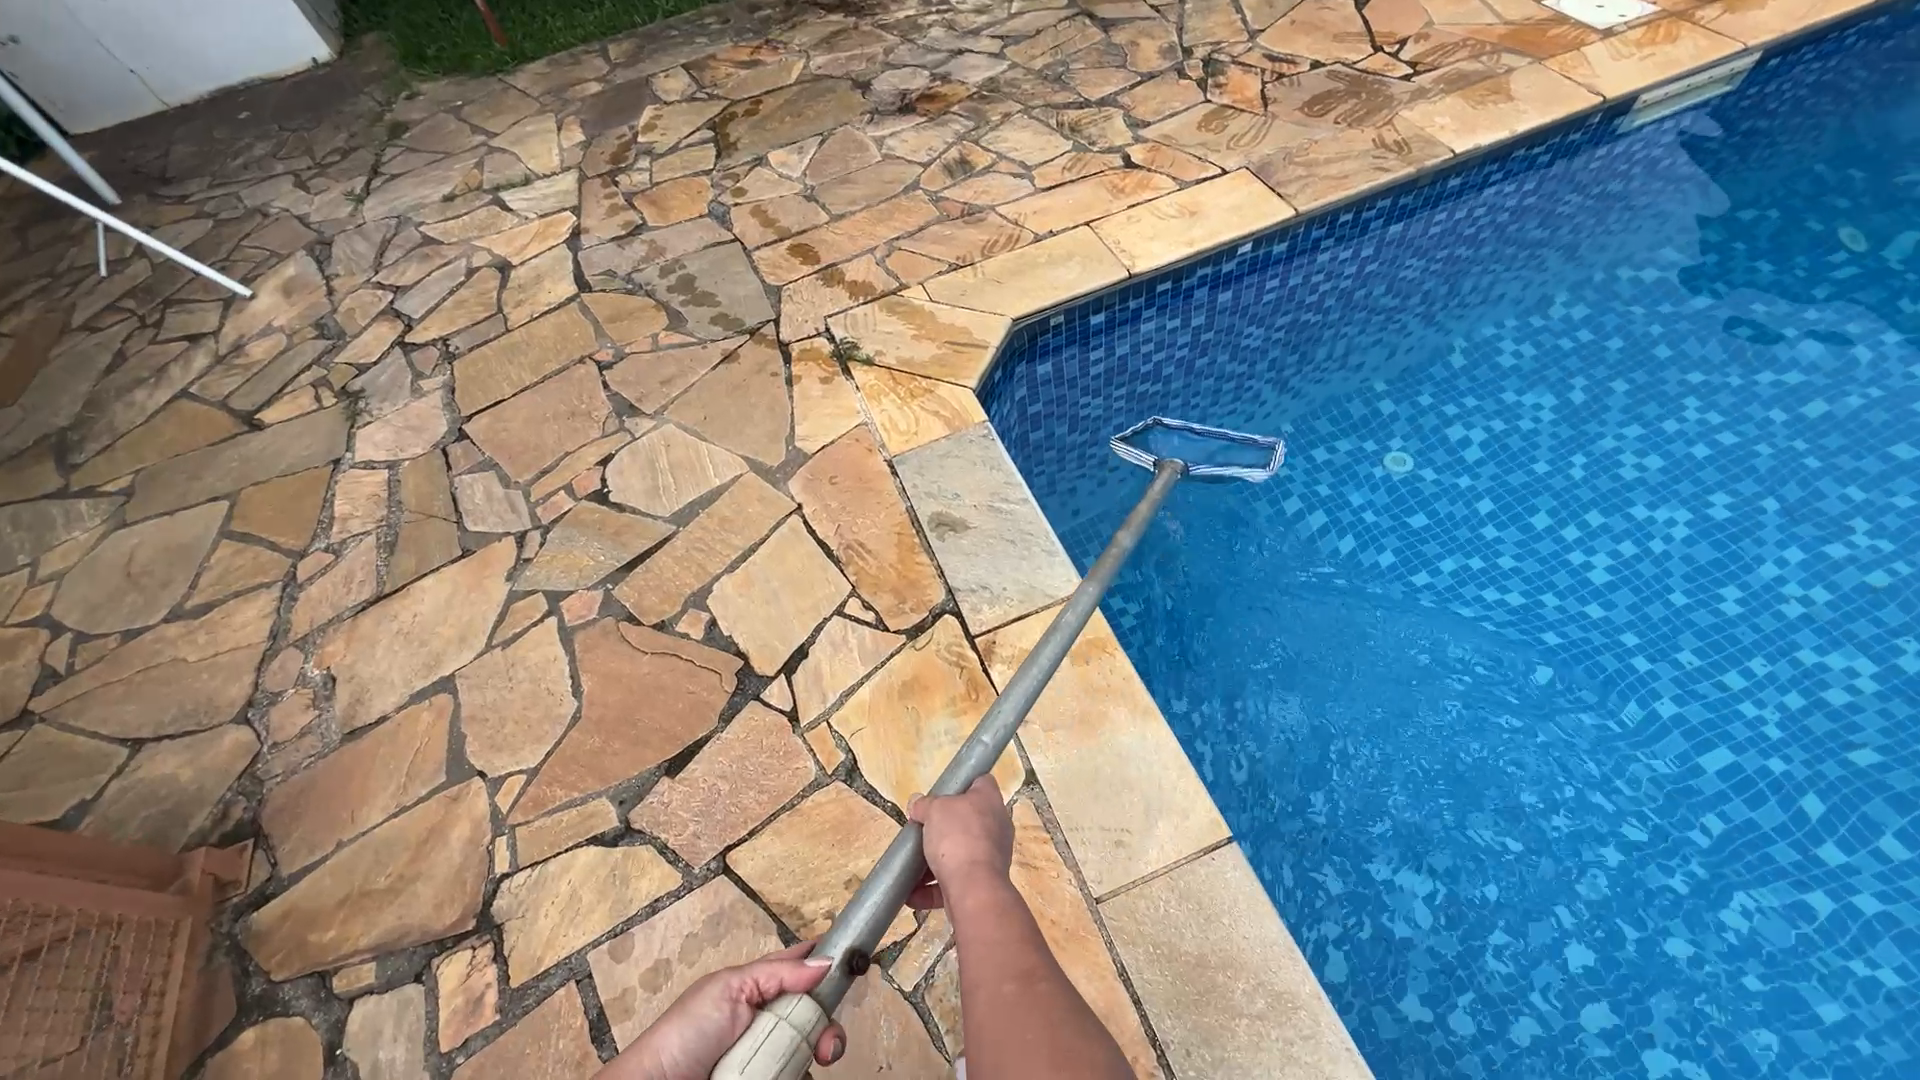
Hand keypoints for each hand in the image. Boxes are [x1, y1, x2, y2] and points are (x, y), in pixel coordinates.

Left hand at [596, 941, 846, 1079]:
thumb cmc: (686, 1033)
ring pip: (811, 1051)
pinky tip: (803, 1074)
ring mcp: (767, 1057)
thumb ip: (777, 974)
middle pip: (815, 1016)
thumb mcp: (729, 989)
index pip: (799, 967)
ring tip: (818, 1061)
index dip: (825, 962)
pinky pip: (797, 1075)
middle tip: (827, 1045)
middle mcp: (767, 1021)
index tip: (852, 962)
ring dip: (822, 1052)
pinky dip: (804, 1075)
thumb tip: (825, 962)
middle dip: (829, 1026)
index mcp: (757, 987)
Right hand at [906, 776, 1014, 910]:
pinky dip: (934, 888)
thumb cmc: (957, 837)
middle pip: (968, 820)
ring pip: (960, 853)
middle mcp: (996, 826)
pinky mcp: (983, 884)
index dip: (963, 784)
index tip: (943, 793)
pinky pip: (955, 881)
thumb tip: (918, 804)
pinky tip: (913, 894)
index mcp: (989, 801)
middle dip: (943, 828)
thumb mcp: (934, 810)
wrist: (973, 889)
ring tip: (911, 867)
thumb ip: (925, 805)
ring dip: (935, 862)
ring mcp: (991, 857)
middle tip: (923, 829)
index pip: (982, 782)